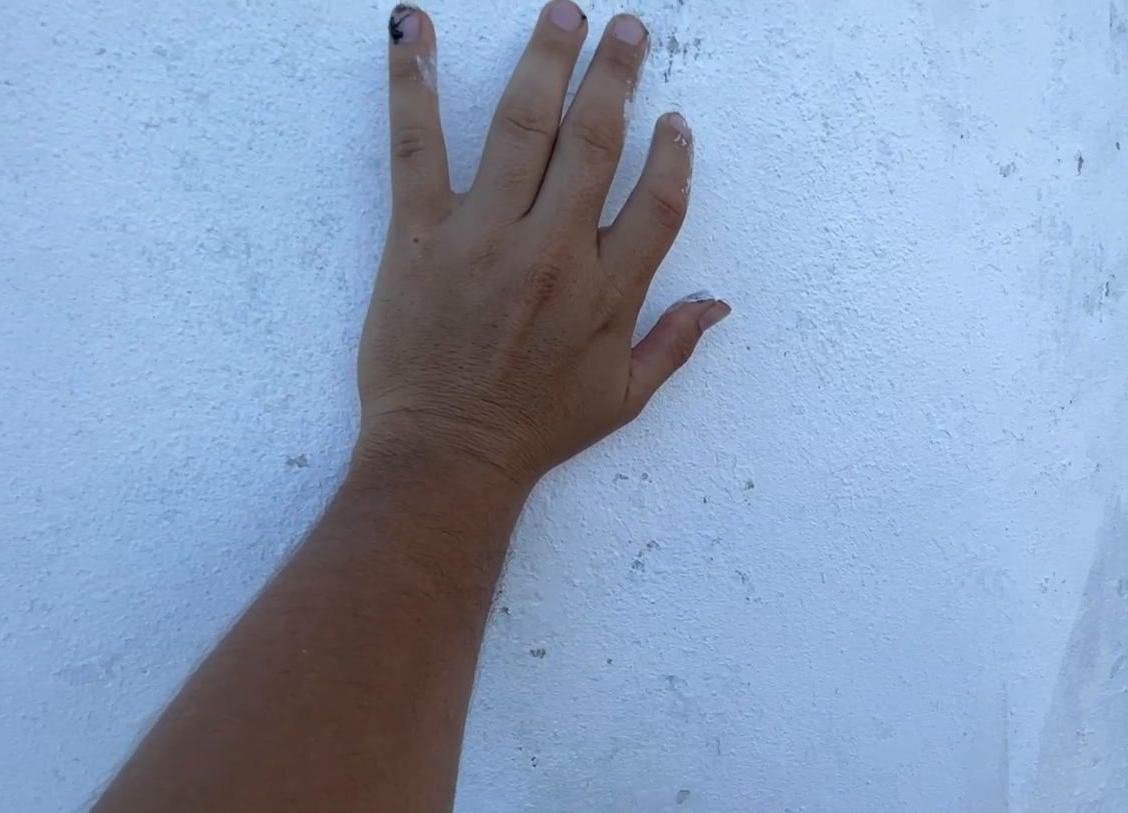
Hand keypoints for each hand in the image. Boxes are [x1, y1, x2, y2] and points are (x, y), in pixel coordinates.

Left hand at [357, 2, 728, 491]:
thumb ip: (674, 346)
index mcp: (608, 296)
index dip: (672, 155)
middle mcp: (554, 256)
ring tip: (565, 12)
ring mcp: (486, 239)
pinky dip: (411, 81)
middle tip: (627, 28)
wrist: (450, 453)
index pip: (658, 203)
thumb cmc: (537, 431)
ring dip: (546, 59)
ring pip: (522, 127)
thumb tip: (717, 304)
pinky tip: (411, 27)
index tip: (673, 123)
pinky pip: (416, 145)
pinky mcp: (422, 236)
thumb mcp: (623, 400)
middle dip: (616, 76)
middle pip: (596, 144)